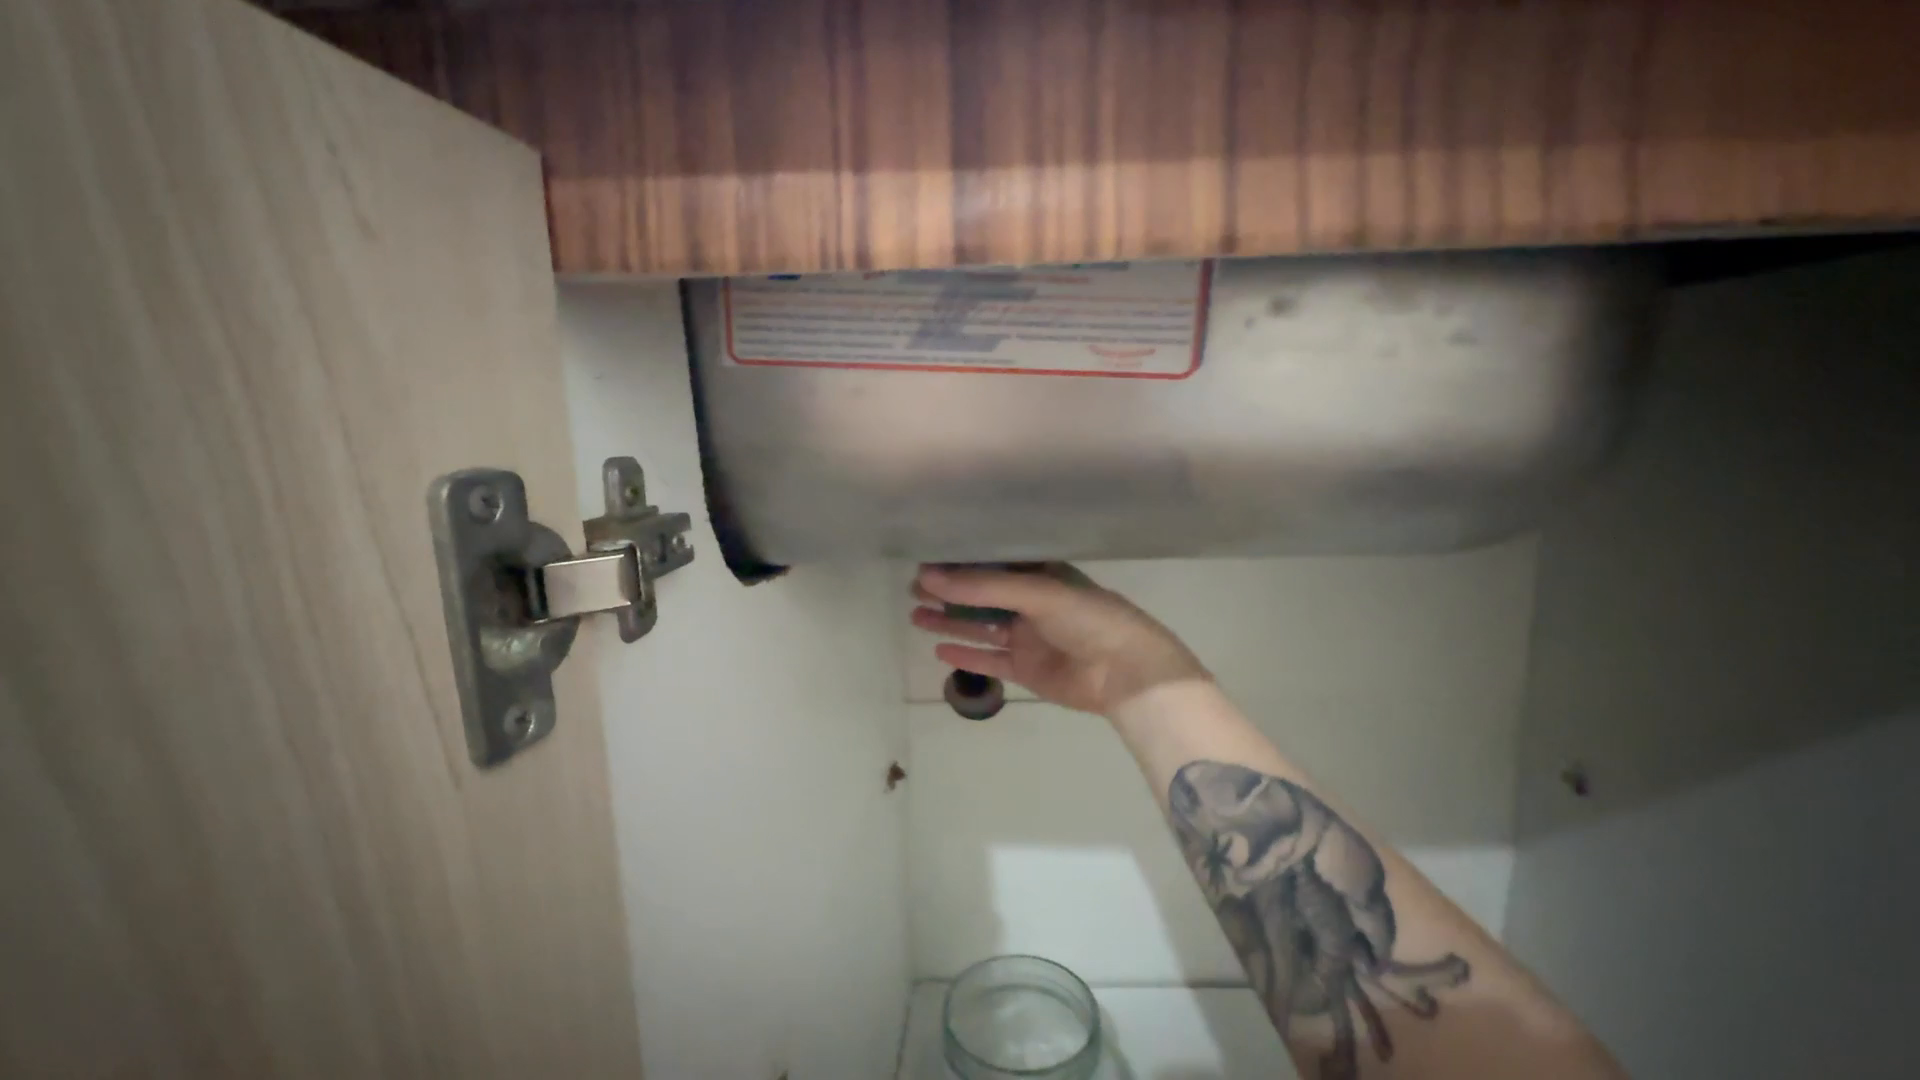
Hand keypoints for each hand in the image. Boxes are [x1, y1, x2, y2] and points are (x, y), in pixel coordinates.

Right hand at [912, 563, 1208, 717]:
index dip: (960, 564)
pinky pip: (990, 660)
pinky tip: (939, 648)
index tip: (925, 562)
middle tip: (912, 590)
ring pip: (981, 627)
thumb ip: (983, 587)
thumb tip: (927, 578)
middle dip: (949, 593)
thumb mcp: (1036, 592)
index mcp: (1040, 575)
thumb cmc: (1088, 620)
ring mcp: (1028, 638)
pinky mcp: (1027, 670)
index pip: (992, 564)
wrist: (1125, 673)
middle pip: (982, 596)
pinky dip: (966, 654)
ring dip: (951, 622)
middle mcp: (1032, 603)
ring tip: (915, 616)